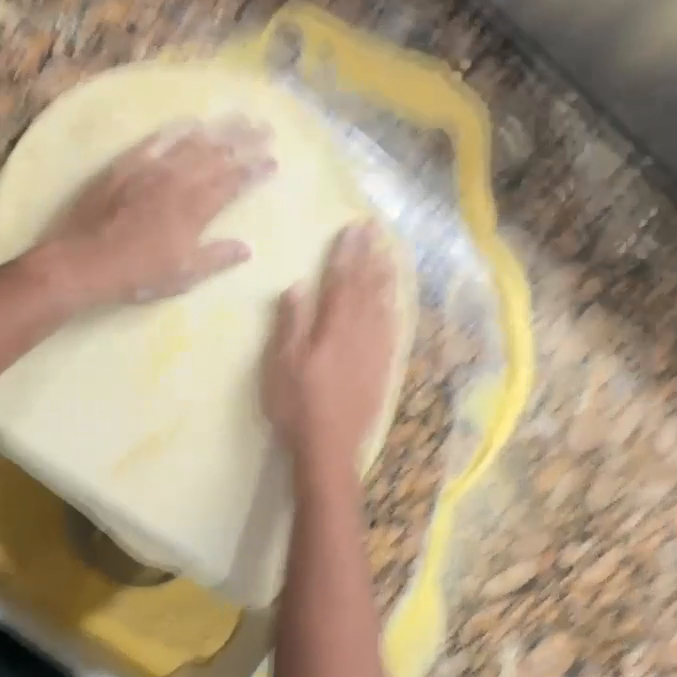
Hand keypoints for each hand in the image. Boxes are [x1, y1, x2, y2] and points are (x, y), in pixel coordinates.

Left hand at [29, 116, 276, 309]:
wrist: (85, 261)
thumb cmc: (136, 275)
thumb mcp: (182, 277)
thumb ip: (216, 258)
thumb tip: (247, 248)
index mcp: (197, 209)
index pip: (235, 182)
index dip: (256, 170)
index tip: (274, 161)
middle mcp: (180, 182)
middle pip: (219, 154)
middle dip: (246, 141)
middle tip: (266, 128)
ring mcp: (153, 169)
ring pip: (193, 142)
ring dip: (219, 129)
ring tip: (240, 117)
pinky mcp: (127, 164)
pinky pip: (157, 140)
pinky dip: (176, 129)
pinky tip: (190, 121)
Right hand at [263, 221, 398, 459]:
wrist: (329, 448)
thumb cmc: (296, 406)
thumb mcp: (281, 365)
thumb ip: (290, 324)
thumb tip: (298, 286)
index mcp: (332, 329)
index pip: (340, 282)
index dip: (346, 254)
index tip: (352, 229)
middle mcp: (359, 334)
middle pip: (366, 288)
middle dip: (370, 257)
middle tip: (376, 231)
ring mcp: (375, 352)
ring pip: (384, 305)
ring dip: (386, 277)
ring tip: (390, 254)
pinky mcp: (382, 369)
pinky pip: (393, 329)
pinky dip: (394, 308)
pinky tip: (395, 301)